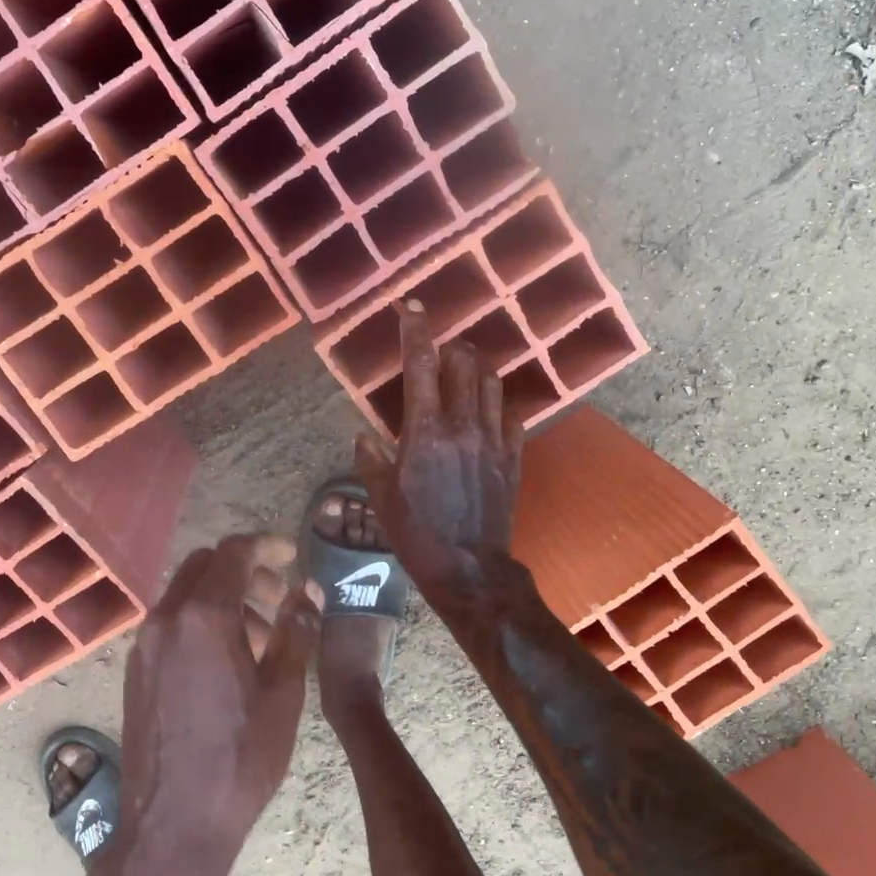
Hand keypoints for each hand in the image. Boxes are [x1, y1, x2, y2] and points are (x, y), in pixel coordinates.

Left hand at [95, 535, 320, 875]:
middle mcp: (166, 617)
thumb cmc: (240, 756)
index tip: (292, 554)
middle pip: (206, 565)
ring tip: (262, 638)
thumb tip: (307, 588)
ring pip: (186, 593)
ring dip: (224, 597)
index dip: (267, 545)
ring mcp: (145, 642)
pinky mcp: (136, 667)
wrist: (173, 822)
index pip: (234, 552)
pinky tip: (227, 659)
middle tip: (279, 597)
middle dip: (245, 570)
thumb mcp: (283, 692)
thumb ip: (297, 629)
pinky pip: (171, 621)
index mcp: (203, 615)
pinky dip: (201, 620)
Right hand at [355, 300, 523, 615]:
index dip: (416, 329)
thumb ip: (371, 461)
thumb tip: (363, 437)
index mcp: (424, 431)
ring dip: (476, 368)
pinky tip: (487, 409)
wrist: (469, 569)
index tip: (412, 306)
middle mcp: (462, 425)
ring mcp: (492, 439)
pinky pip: (511, 415)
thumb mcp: (381, 498)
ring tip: (464, 368)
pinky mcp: (512, 456)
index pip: (421, 364)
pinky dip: (497, 403)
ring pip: (491, 382)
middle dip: (450, 346)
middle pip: (463, 363)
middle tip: (439, 348)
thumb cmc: (416, 534)